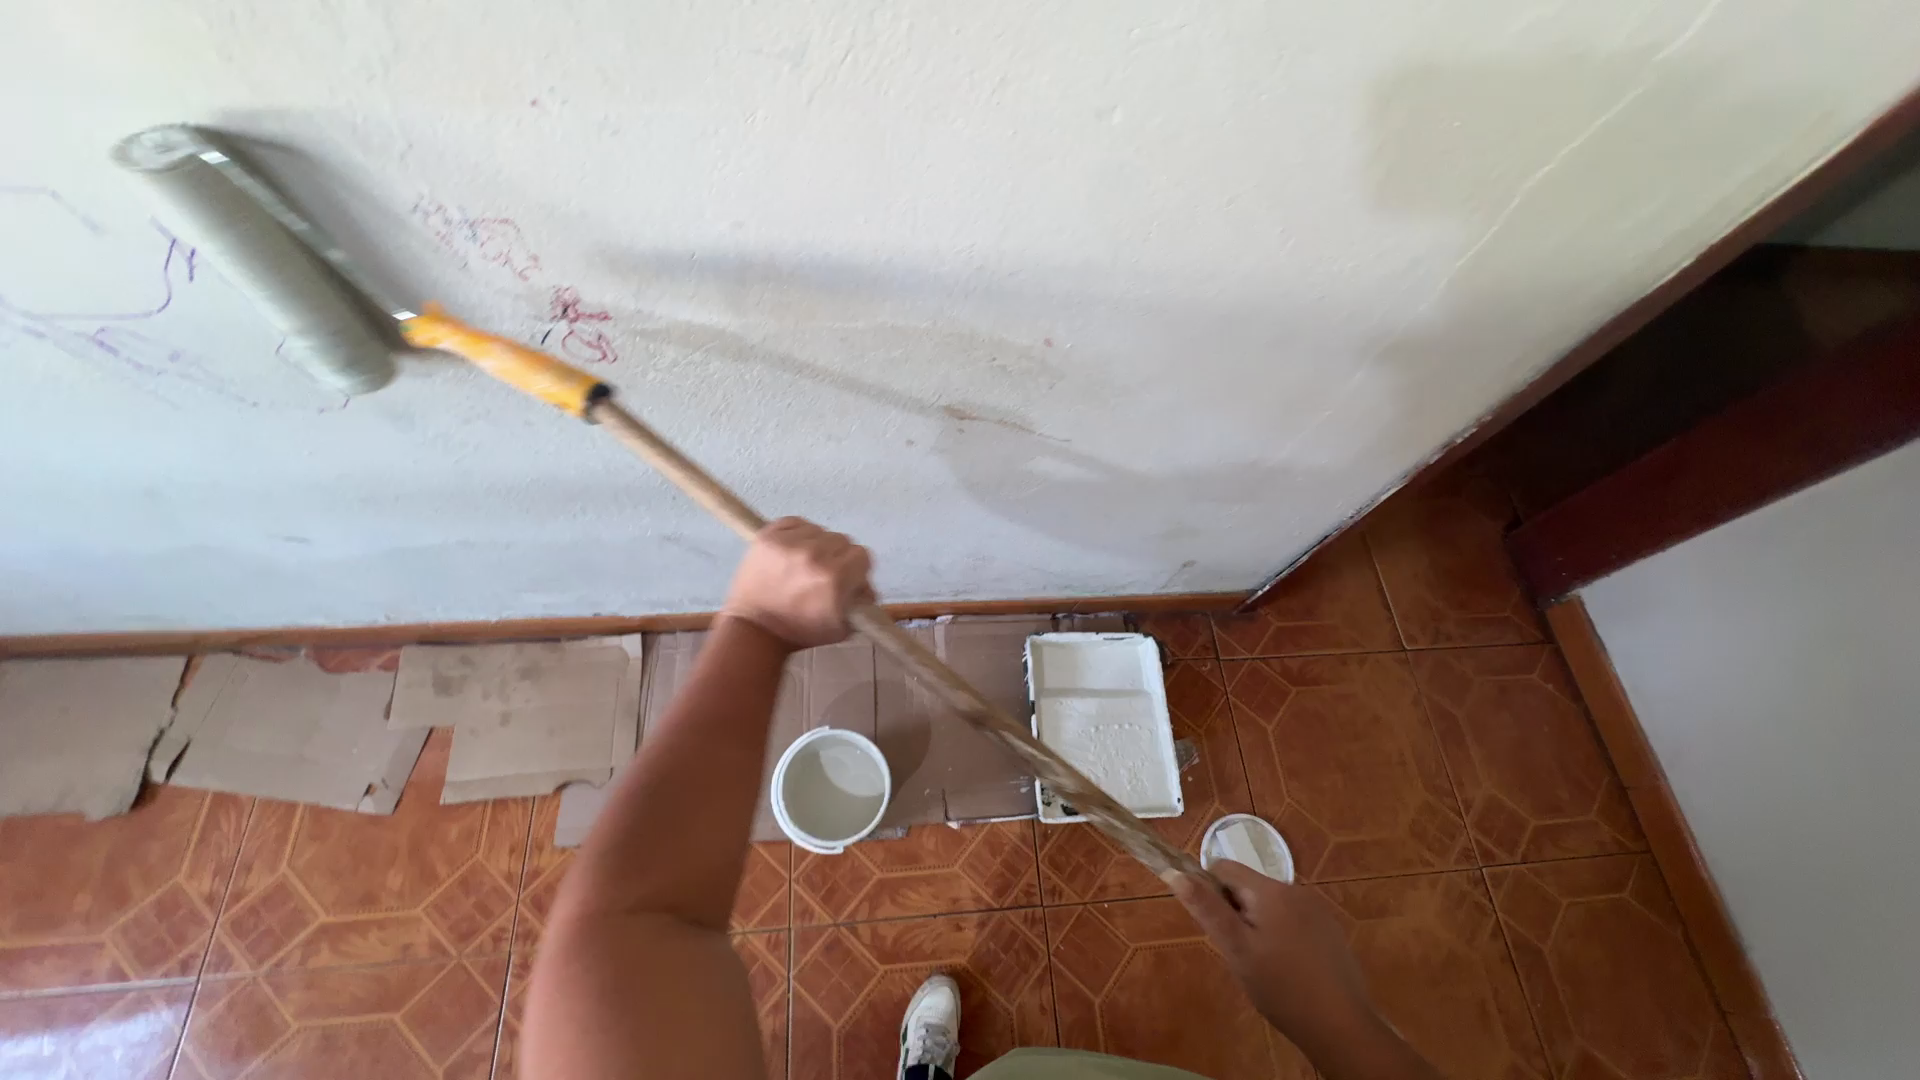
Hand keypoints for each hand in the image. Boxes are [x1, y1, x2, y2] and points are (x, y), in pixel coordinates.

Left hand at [721, 517, 873, 649]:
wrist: (754, 629)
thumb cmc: (801, 631)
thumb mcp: (843, 626)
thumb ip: (863, 602)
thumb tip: (868, 583)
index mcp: (836, 577)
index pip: (862, 555)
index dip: (856, 569)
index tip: (845, 578)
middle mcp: (815, 555)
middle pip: (842, 540)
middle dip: (837, 557)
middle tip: (823, 573)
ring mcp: (789, 543)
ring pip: (819, 530)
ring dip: (817, 544)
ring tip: (805, 563)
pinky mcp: (768, 535)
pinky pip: (796, 522)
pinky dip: (798, 534)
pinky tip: (792, 551)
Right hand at [1173, 860, 1375, 1045]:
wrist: (1343, 1028)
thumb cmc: (1281, 988)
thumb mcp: (1236, 950)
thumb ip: (1207, 909)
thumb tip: (1177, 873)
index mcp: (1270, 890)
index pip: (1223, 868)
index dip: (1210, 892)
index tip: (1218, 927)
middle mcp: (1295, 889)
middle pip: (1248, 886)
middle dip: (1236, 912)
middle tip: (1241, 953)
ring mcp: (1317, 909)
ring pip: (1269, 904)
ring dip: (1258, 923)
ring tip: (1265, 964)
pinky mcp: (1330, 929)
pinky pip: (1292, 918)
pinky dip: (1282, 934)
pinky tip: (1289, 968)